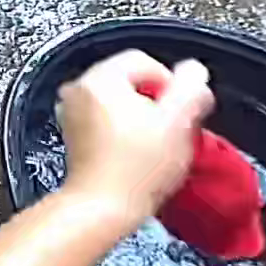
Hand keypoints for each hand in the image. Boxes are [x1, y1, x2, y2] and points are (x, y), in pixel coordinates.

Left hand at [55, 49, 213, 220]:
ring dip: (139, 114)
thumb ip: (190, 90)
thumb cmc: (139, 167)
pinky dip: (121, 126)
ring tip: (153, 142)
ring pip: (116, 97)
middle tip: (171, 128)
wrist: (102, 205)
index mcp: (100, 78)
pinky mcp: (71, 128)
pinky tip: (134, 149)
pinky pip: (103, 114)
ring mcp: (70, 108)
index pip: (143, 60)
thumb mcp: (177, 123)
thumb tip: (195, 70)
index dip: (170, 83)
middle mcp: (79, 87)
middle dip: (154, 99)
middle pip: (128, 78)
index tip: (181, 111)